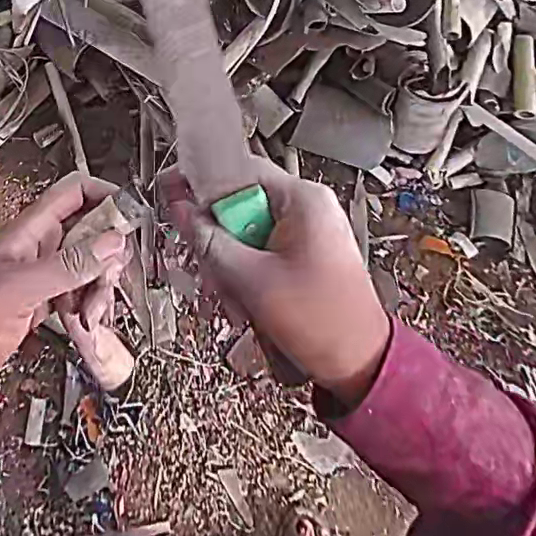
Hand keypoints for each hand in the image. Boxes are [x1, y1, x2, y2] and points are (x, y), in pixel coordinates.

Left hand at [0, 173, 130, 378]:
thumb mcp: (18, 288)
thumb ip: (67, 265)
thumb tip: (112, 242)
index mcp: (29, 229)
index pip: (74, 192)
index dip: (104, 194)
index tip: (130, 218)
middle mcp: (41, 245)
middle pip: (93, 230)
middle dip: (108, 256)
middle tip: (106, 282)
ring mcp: (45, 272)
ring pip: (92, 264)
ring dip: (100, 287)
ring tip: (89, 314)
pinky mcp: (47, 298)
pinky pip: (82, 290)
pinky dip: (90, 305)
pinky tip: (85, 323)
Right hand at [163, 160, 390, 407]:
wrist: (364, 367)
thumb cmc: (318, 322)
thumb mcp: (251, 279)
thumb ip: (208, 239)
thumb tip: (179, 208)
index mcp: (302, 198)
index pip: (238, 168)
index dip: (200, 180)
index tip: (171, 191)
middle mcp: (307, 205)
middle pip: (239, 200)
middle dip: (216, 234)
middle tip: (206, 266)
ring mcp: (308, 227)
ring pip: (246, 226)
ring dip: (228, 257)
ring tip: (230, 294)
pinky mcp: (306, 249)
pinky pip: (261, 244)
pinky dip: (245, 266)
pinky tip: (243, 297)